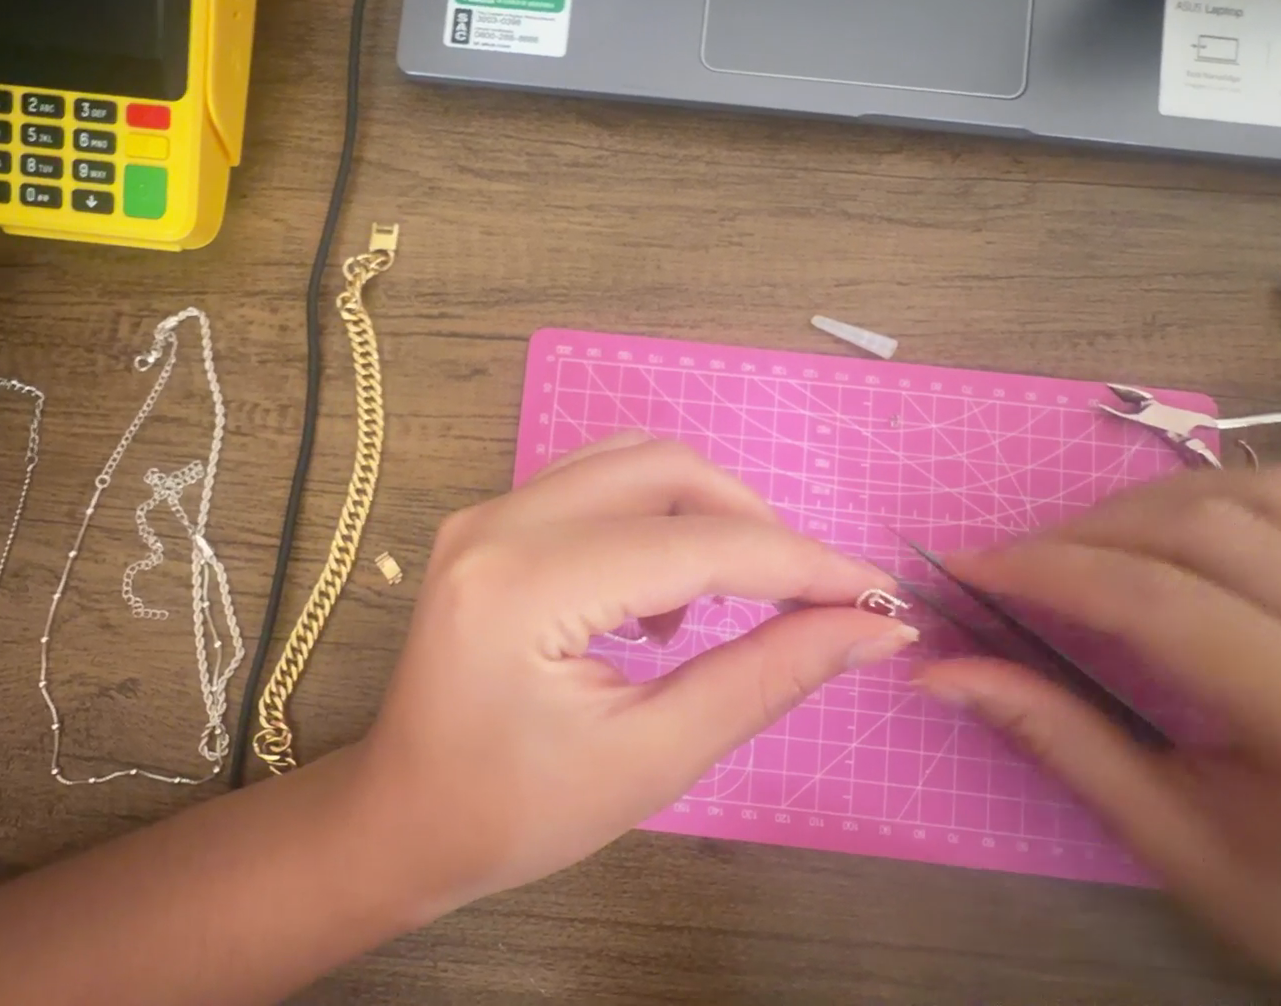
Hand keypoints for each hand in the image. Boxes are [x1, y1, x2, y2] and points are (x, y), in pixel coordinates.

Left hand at [346, 433, 918, 913]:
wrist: (405, 816)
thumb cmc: (517, 810)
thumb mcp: (651, 758)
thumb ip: (764, 678)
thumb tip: (867, 627)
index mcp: (525, 585)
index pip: (695, 544)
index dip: (800, 564)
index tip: (875, 594)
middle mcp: (499, 522)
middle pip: (663, 468)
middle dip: (752, 522)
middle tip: (803, 596)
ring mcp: (485, 514)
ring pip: (629, 463)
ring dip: (700, 513)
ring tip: (720, 603)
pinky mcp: (488, 523)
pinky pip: (592, 485)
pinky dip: (649, 518)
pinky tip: (653, 598)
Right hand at [919, 467, 1280, 1005]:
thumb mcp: (1175, 845)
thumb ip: (1055, 740)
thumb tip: (939, 674)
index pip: (1163, 604)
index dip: (1046, 571)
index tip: (965, 566)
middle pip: (1209, 530)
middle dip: (1082, 534)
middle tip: (1009, 565)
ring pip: (1265, 499)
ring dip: (1145, 507)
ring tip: (1080, 547)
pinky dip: (1216, 504)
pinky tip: (1170, 541)